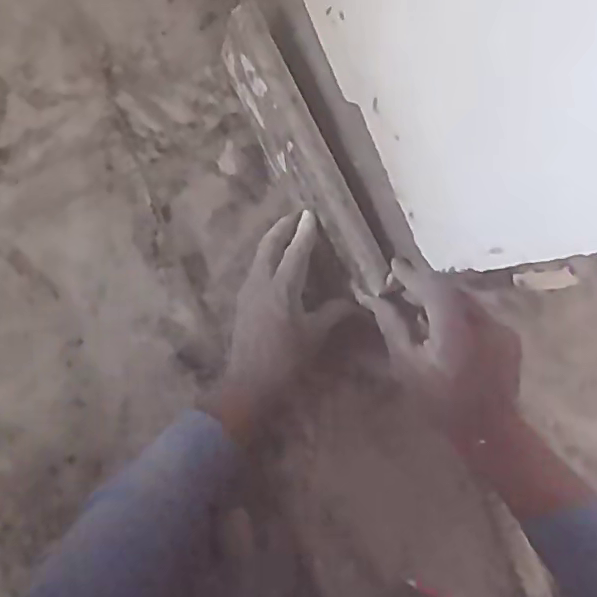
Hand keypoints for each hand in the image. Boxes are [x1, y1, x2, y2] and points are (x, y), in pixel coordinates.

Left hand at [204, 211, 352, 442]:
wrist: (248, 381)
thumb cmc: (285, 359)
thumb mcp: (314, 336)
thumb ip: (333, 313)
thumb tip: (354, 301)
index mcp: (281, 288)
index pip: (295, 252)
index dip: (304, 233)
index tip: (310, 215)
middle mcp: (260, 283)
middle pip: (268, 246)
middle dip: (281, 228)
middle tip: (295, 216)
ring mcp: (247, 291)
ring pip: (259, 257)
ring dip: (272, 242)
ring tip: (285, 233)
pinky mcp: (242, 301)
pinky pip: (255, 270)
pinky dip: (266, 258)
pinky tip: (274, 262)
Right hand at [360, 259, 522, 446]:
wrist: (489, 432)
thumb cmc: (440, 402)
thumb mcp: (406, 365)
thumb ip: (392, 326)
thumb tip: (374, 299)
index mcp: (456, 326)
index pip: (433, 286)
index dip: (411, 274)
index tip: (392, 266)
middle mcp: (483, 320)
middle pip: (451, 289)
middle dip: (424, 285)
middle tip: (400, 287)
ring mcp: (501, 328)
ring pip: (466, 301)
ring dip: (441, 299)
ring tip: (418, 306)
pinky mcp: (509, 339)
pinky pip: (478, 315)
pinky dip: (457, 313)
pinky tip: (442, 327)